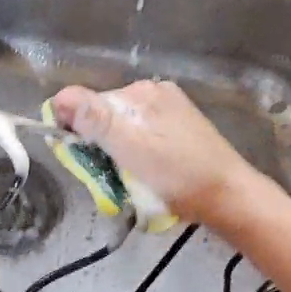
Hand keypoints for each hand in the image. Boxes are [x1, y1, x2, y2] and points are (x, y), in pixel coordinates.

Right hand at [49, 80, 256, 225]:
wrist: (231, 199)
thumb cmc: (179, 175)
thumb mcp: (131, 148)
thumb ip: (95, 121)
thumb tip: (59, 96)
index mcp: (141, 92)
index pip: (88, 105)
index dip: (78, 134)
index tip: (84, 162)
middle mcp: (155, 94)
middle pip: (105, 119)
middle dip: (100, 148)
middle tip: (111, 178)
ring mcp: (170, 113)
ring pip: (123, 133)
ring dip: (117, 157)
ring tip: (130, 182)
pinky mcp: (180, 132)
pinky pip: (142, 141)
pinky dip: (136, 159)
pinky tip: (147, 178)